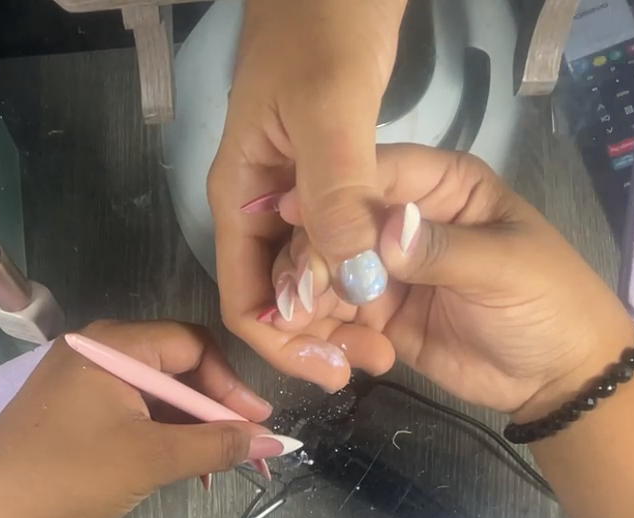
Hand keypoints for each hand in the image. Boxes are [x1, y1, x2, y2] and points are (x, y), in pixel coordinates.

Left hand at [0, 321, 281, 517]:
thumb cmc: (72, 477)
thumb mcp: (152, 459)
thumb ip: (216, 445)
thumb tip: (272, 440)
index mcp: (111, 345)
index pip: (192, 346)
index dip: (232, 385)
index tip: (259, 425)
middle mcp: (92, 351)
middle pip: (171, 368)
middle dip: (211, 411)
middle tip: (241, 450)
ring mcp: (73, 381)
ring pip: (148, 395)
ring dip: (184, 428)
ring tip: (209, 466)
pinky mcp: (63, 411)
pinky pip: (123, 411)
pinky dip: (153, 435)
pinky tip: (171, 464)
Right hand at [209, 0, 407, 390]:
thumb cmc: (326, 27)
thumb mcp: (332, 111)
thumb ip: (337, 197)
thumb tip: (349, 283)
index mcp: (243, 203)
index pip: (246, 299)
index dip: (283, 343)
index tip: (328, 368)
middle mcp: (264, 216)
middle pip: (277, 303)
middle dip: (317, 340)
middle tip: (367, 363)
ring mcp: (300, 210)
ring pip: (311, 288)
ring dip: (342, 322)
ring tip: (384, 348)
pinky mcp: (333, 201)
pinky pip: (339, 260)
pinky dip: (360, 287)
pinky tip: (390, 305)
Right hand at [270, 145, 633, 416]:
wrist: (552, 378)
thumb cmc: (548, 306)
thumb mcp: (505, 268)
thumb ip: (443, 250)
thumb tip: (385, 232)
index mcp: (440, 187)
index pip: (373, 176)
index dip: (330, 196)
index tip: (289, 218)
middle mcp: (401, 223)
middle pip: (334, 228)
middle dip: (310, 261)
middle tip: (298, 301)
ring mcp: (384, 273)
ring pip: (323, 275)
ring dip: (308, 304)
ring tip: (304, 334)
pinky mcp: (375, 318)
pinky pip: (332, 319)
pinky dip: (322, 337)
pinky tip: (331, 360)